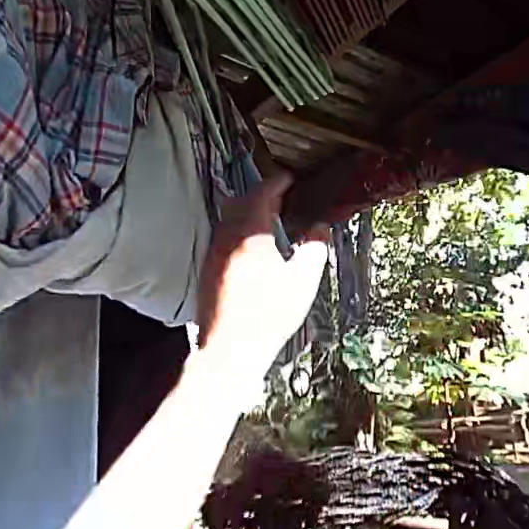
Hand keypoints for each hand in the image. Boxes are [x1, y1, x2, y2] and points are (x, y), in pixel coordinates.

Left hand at [193, 171, 330, 379]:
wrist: (231, 349)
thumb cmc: (269, 315)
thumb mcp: (304, 280)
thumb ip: (314, 247)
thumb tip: (319, 229)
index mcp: (251, 233)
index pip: (262, 194)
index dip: (277, 182)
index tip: (289, 179)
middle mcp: (227, 238)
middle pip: (241, 202)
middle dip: (261, 194)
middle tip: (280, 196)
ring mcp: (214, 253)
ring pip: (229, 219)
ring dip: (247, 211)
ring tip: (268, 218)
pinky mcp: (208, 270)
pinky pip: (223, 237)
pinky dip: (239, 230)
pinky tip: (253, 246)